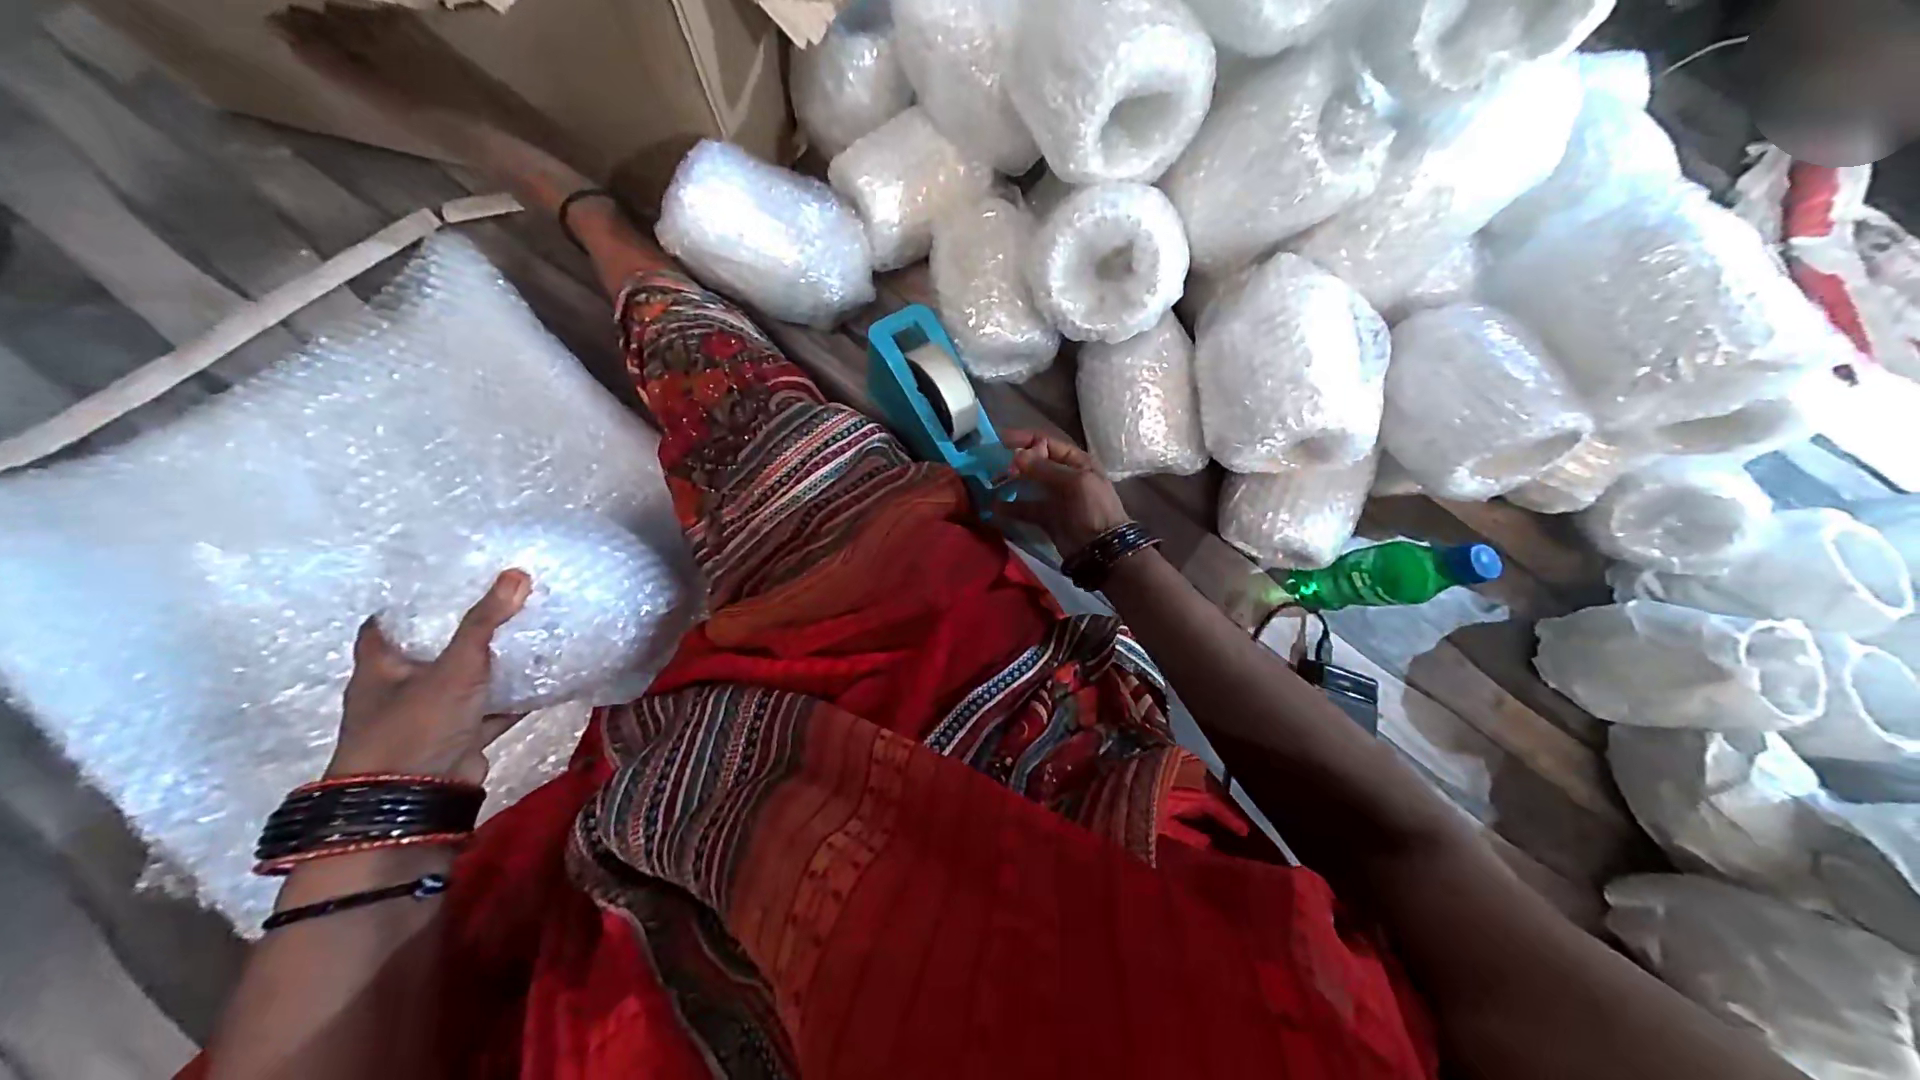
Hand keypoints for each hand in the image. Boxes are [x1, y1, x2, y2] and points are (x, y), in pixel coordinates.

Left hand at [326, 570, 531, 784]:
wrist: (416, 799)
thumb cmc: (416, 724)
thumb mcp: (454, 666)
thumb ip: (484, 622)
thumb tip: (517, 573)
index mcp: (380, 666)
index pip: (389, 623)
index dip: (414, 601)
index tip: (450, 580)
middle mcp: (401, 688)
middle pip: (434, 649)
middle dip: (466, 629)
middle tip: (505, 600)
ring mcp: (432, 715)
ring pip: (468, 680)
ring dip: (495, 664)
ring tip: (532, 632)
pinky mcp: (460, 737)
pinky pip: (492, 708)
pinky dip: (516, 697)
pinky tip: (545, 677)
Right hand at [1000, 430, 1131, 559]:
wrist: (1100, 549)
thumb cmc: (1093, 509)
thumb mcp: (1074, 482)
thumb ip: (1044, 468)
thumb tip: (1015, 455)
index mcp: (1077, 462)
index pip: (1047, 443)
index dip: (1025, 440)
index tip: (1000, 441)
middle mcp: (1065, 476)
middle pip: (1035, 463)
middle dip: (1014, 462)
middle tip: (993, 465)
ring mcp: (1055, 497)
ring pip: (1028, 485)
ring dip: (1010, 483)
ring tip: (990, 483)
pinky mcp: (1046, 517)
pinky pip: (1025, 508)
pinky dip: (1011, 507)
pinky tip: (995, 507)